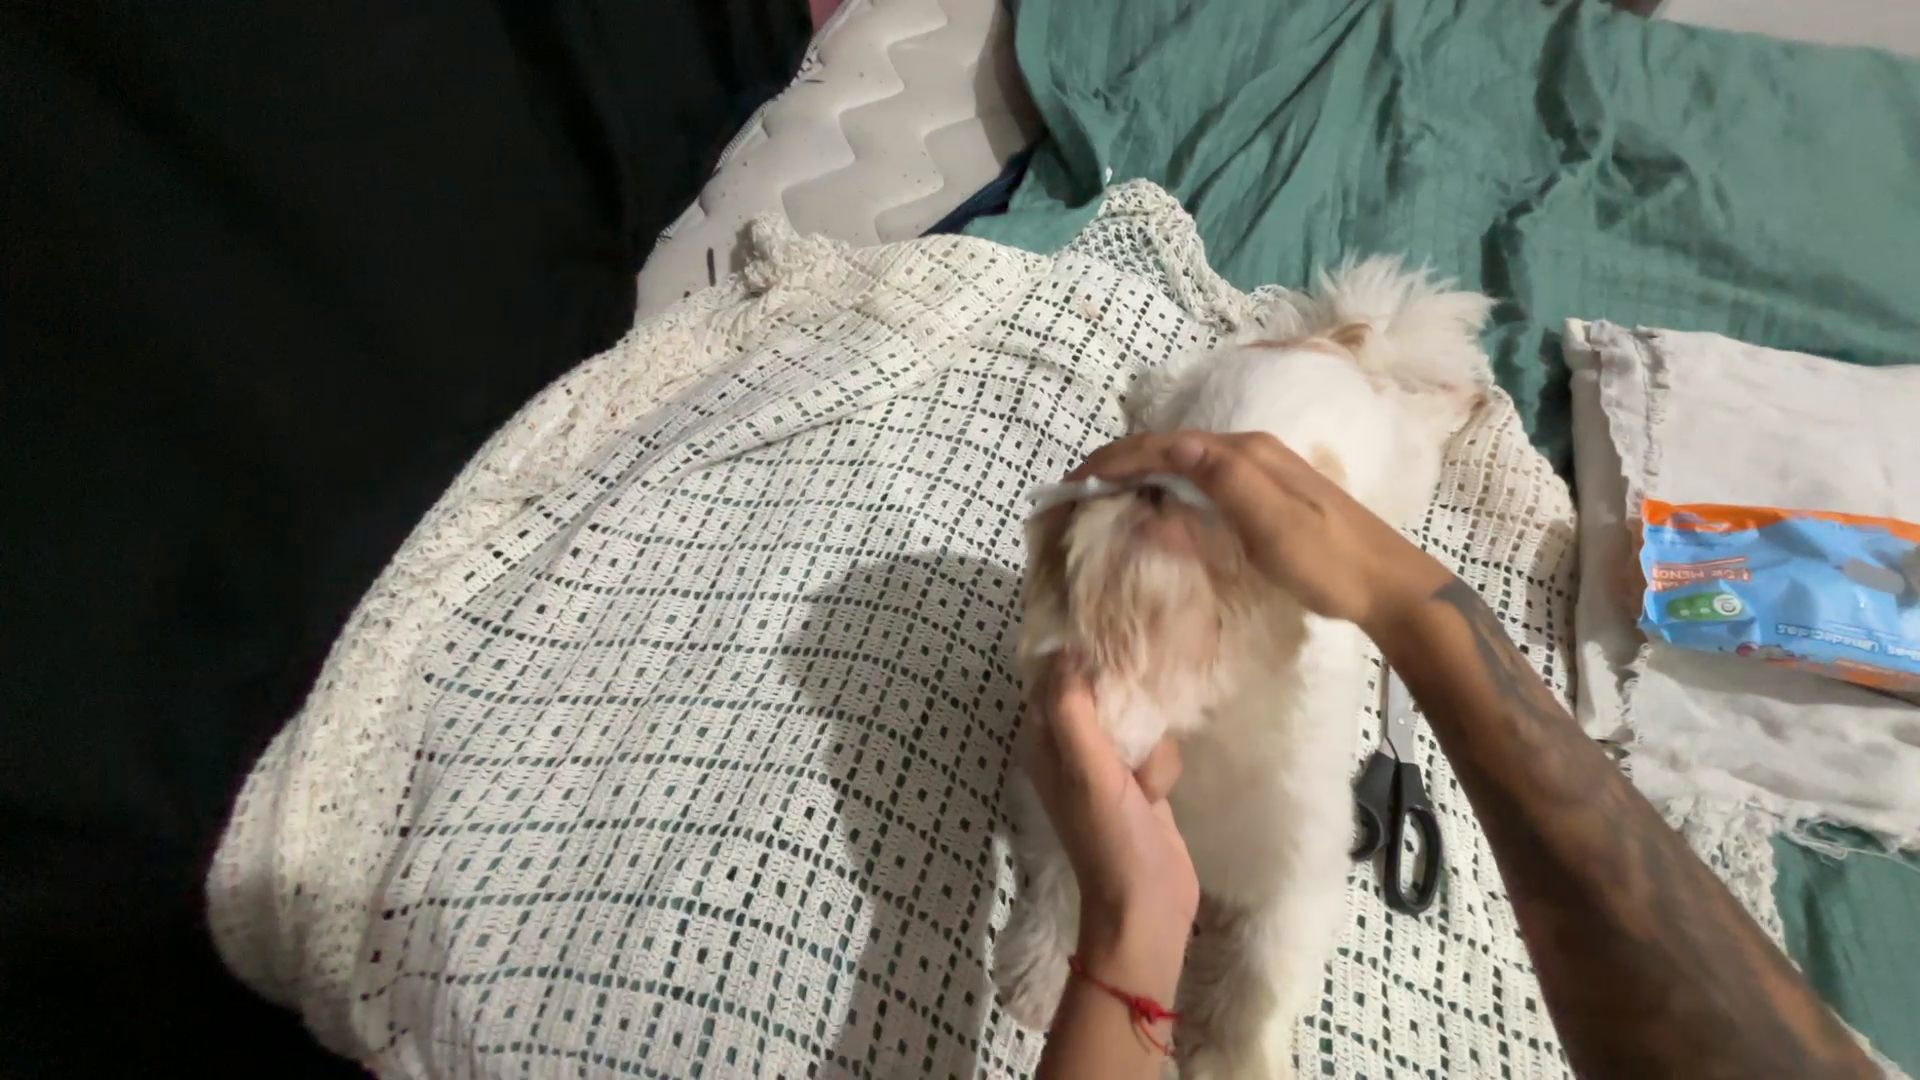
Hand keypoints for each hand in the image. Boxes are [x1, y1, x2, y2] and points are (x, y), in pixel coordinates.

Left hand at [1020, 654, 1196, 995]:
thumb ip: (1071, 709)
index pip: (1053, 677)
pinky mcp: (1138, 778)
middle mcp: (1069, 745)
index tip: (1110, 649)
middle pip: (1098, 691)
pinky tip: (1160, 792)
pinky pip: (1154, 745)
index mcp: (1043, 739)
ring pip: (1134, 716)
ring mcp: (1105, 762)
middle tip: (1131, 726)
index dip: (1078, 659)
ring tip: (1144, 780)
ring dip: (1146, 745)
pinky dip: (1160, 764)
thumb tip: (1065, 651)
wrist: (1148, 904)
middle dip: (1123, 705)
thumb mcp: (1085, 767)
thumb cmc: (1109, 834)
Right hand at [1069, 431, 1450, 636]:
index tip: (1075, 482)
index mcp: (1243, 453)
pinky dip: (1165, 483)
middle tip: (1080, 486)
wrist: (1387, 585)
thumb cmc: (1326, 559)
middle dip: (1119, 461)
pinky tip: (1157, 501)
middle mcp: (1248, 452)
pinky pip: (1199, 477)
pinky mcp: (1263, 493)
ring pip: (1182, 459)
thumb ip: (1221, 477)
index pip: (1163, 445)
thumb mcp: (1271, 520)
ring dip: (1140, 470)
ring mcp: (1258, 471)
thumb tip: (1167, 446)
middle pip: (1169, 445)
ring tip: (1106, 491)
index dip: (1114, 459)